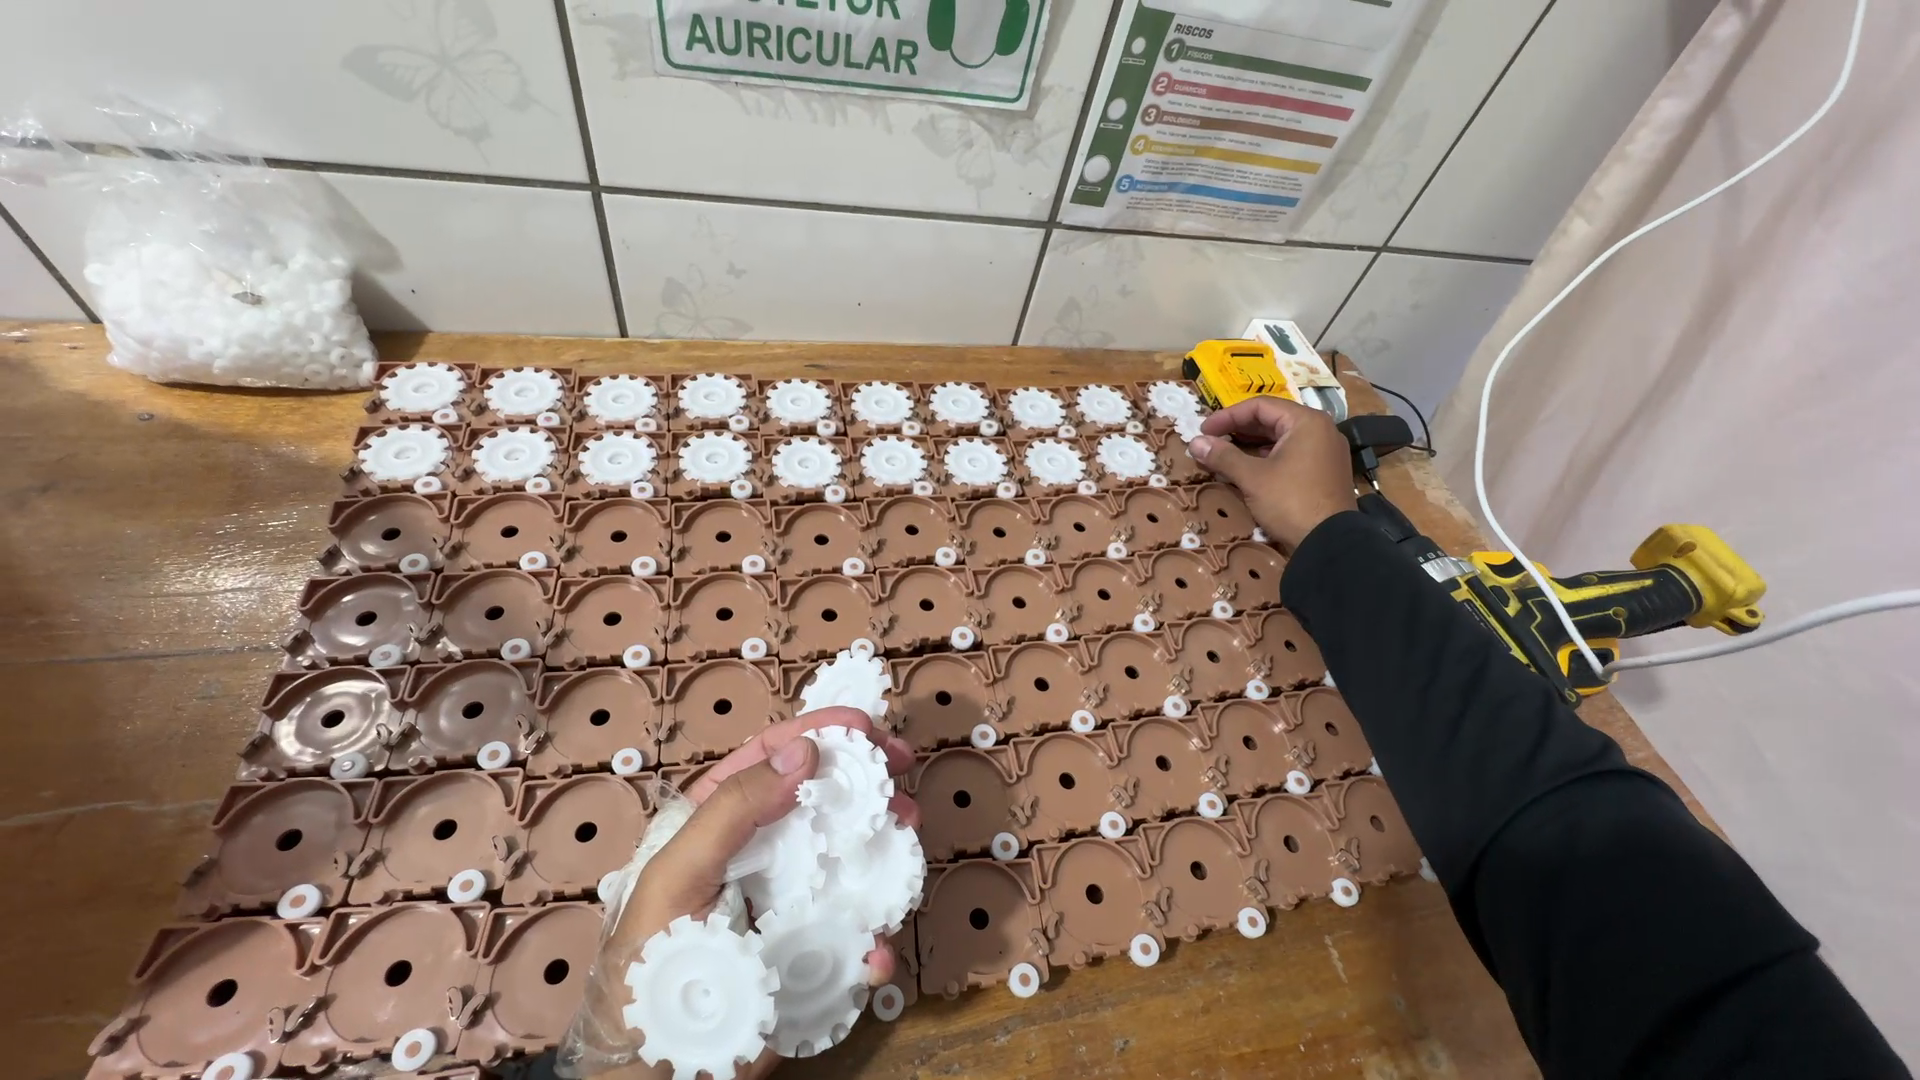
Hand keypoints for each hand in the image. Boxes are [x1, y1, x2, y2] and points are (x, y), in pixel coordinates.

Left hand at [594, 708, 919, 1079]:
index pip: (773, 759)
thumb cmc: (651, 964)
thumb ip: (732, 810)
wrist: (655, 1072)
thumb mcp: (676, 875)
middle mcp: (765, 850)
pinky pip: (858, 930)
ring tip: (907, 831)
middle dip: (866, 774)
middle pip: (823, 796)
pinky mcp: (817, 949)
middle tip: (901, 764)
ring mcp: (795, 898)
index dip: (818, 732)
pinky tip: (877, 947)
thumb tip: (804, 750)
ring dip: (886, 838)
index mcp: (722, 821)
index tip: (864, 724)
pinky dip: (876, 935)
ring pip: (851, 851)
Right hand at [1186, 395, 1357, 551]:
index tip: (1204, 430)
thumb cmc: (1291, 501)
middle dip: (1238, 430)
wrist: (1330, 543)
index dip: (1227, 416)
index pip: (1260, 406)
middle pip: (1272, 420)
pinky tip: (1247, 470)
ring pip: (1281, 438)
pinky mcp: (1325, 471)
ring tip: (1224, 455)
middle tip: (1211, 441)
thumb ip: (1223, 456)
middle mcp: (1320, 430)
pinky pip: (1291, 454)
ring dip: (1250, 445)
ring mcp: (1326, 451)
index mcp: (1306, 422)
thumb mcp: (1252, 477)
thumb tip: (1194, 442)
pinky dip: (1267, 458)